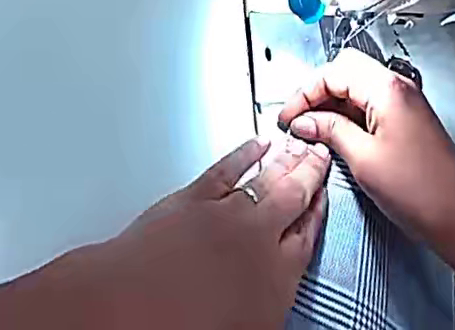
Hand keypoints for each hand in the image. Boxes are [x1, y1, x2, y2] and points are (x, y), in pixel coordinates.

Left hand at [0, 137, 329, 329]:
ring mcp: (226, 212)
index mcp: (274, 281)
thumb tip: (275, 288)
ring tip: (299, 144)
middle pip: (293, 198)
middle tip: (321, 155)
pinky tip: (256, 143)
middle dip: (310, 174)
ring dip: (285, 160)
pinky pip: (228, 167)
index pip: (307, 238)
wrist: (128, 311)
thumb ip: (266, 302)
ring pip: (266, 178)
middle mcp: (257, 240)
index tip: (326, 197)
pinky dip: (244, 153)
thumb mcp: (245, 328)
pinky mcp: (195, 195)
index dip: (318, 213)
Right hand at [277, 49, 454, 250]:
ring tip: (313, 129)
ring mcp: (404, 102)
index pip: (331, 73)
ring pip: (355, 86)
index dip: (304, 94)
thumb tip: (304, 121)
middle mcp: (397, 87)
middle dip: (316, 91)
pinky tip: (337, 135)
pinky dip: (348, 114)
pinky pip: (369, 103)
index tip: (289, 116)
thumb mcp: (363, 160)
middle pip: (343, 70)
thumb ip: (328, 131)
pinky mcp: (407, 119)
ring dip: (331, 103)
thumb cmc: (425, 194)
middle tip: (298, 117)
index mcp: (386, 88)